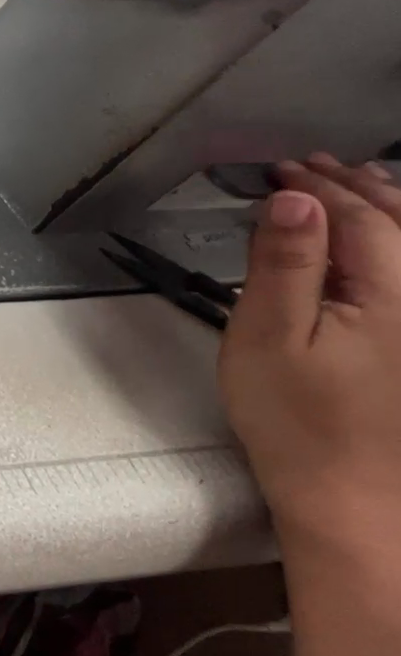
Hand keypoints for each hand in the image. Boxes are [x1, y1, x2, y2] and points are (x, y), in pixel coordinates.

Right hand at [218, 155, 400, 545]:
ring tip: (358, 183)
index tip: (280, 168)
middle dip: (361, 189)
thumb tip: (292, 202)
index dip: (321, 189)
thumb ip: (284, 265)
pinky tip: (385, 242)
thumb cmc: (292, 412)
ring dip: (391, 209)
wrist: (349, 491)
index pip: (360, 221)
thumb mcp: (268, 335)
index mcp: (389, 296)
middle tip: (316, 164)